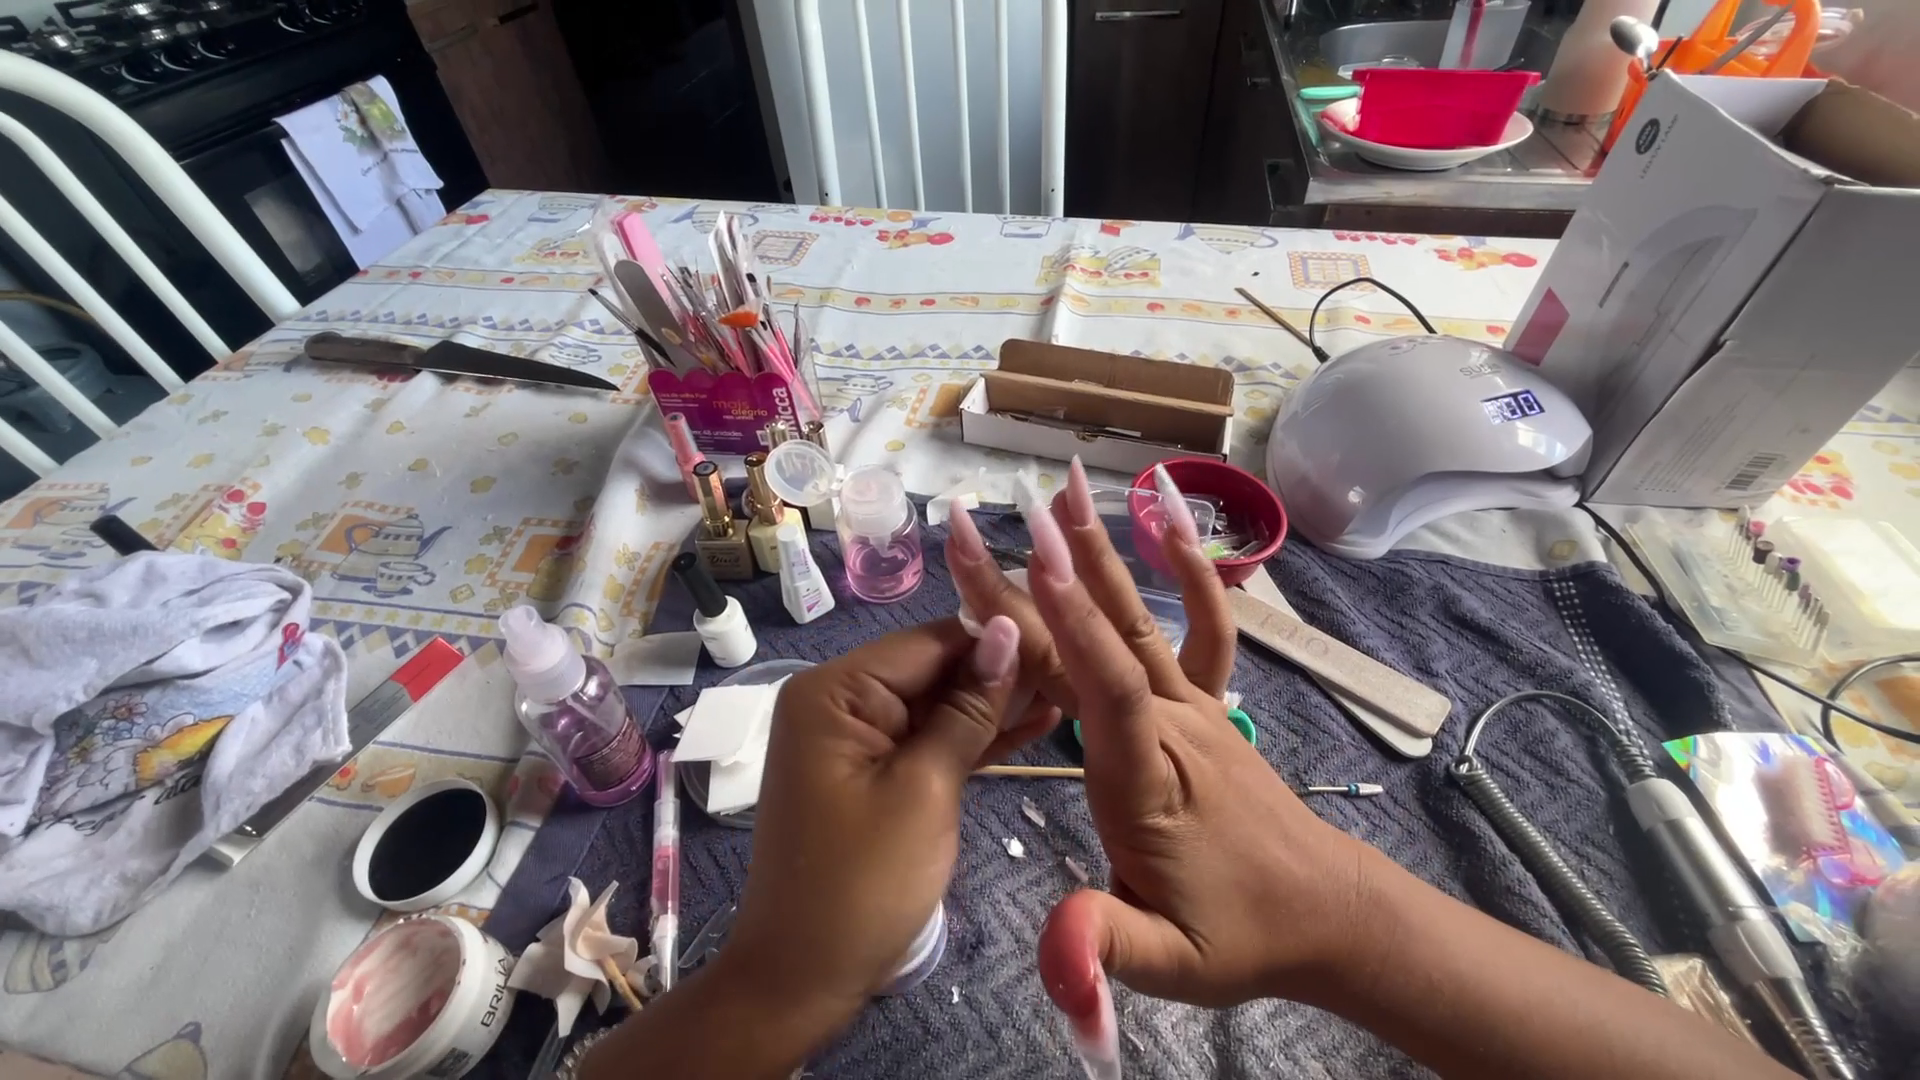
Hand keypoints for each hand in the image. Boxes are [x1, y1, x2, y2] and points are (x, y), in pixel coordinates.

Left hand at [723, 618, 1046, 1032]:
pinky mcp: (875, 769)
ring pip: (938, 705)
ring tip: (1069, 688)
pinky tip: (1033, 722)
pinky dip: (972, 738)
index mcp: (835, 690)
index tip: (1063, 633)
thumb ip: (968, 708)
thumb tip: (1005, 630)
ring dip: (994, 705)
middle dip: (999, 671)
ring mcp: (857, 736)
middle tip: (1077, 665)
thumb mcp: (924, 788)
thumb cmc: (861, 883)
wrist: (804, 978)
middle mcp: (840, 699)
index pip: (927, 643)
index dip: (993, 636)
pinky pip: (929, 740)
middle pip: (933, 670)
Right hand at [965, 459, 1380, 1012]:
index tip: (1029, 558)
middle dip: (1046, 572)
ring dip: (1101, 551)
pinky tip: (1163, 519)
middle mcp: (1167, 724)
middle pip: (1100, 639)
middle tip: (998, 513)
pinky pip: (1203, 627)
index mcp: (1144, 777)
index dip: (1069, 623)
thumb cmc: (1239, 934)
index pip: (1107, 687)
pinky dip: (1189, 570)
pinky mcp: (1205, 701)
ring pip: (1138, 618)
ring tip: (1066, 489)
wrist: (1325, 912)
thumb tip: (1054, 960)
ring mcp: (1191, 705)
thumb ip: (1106, 948)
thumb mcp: (1170, 962)